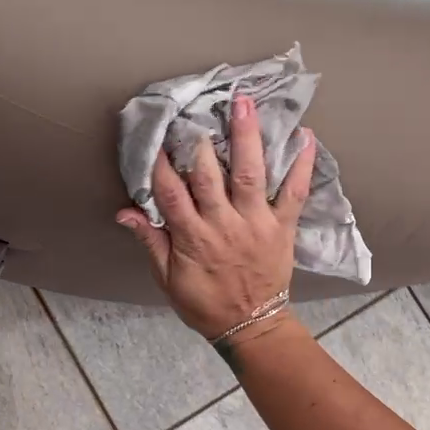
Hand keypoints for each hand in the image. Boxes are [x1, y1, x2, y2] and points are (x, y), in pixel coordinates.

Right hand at [115, 93, 317, 341]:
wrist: (251, 326)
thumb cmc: (203, 302)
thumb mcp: (166, 278)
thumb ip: (150, 241)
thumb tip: (124, 212)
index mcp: (192, 237)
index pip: (171, 193)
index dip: (161, 164)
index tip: (155, 135)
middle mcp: (224, 224)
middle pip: (209, 176)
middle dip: (201, 141)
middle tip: (197, 107)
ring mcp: (256, 223)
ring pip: (250, 174)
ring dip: (247, 137)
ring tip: (245, 103)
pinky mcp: (282, 227)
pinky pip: (294, 192)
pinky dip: (301, 164)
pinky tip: (305, 135)